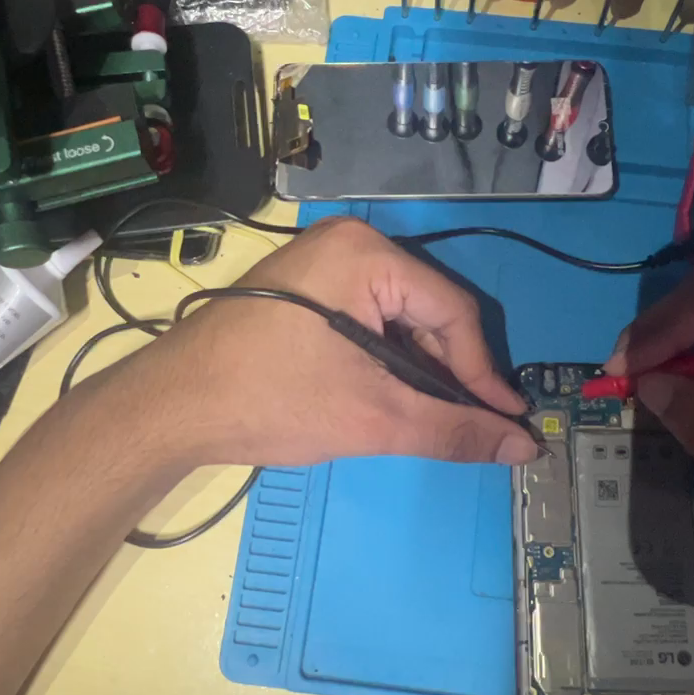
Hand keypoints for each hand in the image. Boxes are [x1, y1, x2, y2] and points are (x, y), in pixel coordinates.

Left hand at [102, 217, 537, 467]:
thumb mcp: (372, 418)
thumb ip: (453, 430)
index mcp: (368, 254)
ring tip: (429, 417)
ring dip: (416, 370)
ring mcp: (321, 264)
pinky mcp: (303, 290)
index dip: (483, 371)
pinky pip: (365, 321)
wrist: (169, 409)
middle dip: (448, 372)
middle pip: (424, 312)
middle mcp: (349, 245)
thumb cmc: (272, 402)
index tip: (508, 419)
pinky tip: (389, 396)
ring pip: (396, 320)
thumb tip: (524, 449)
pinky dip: (384, 361)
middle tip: (468, 423)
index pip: (452, 311)